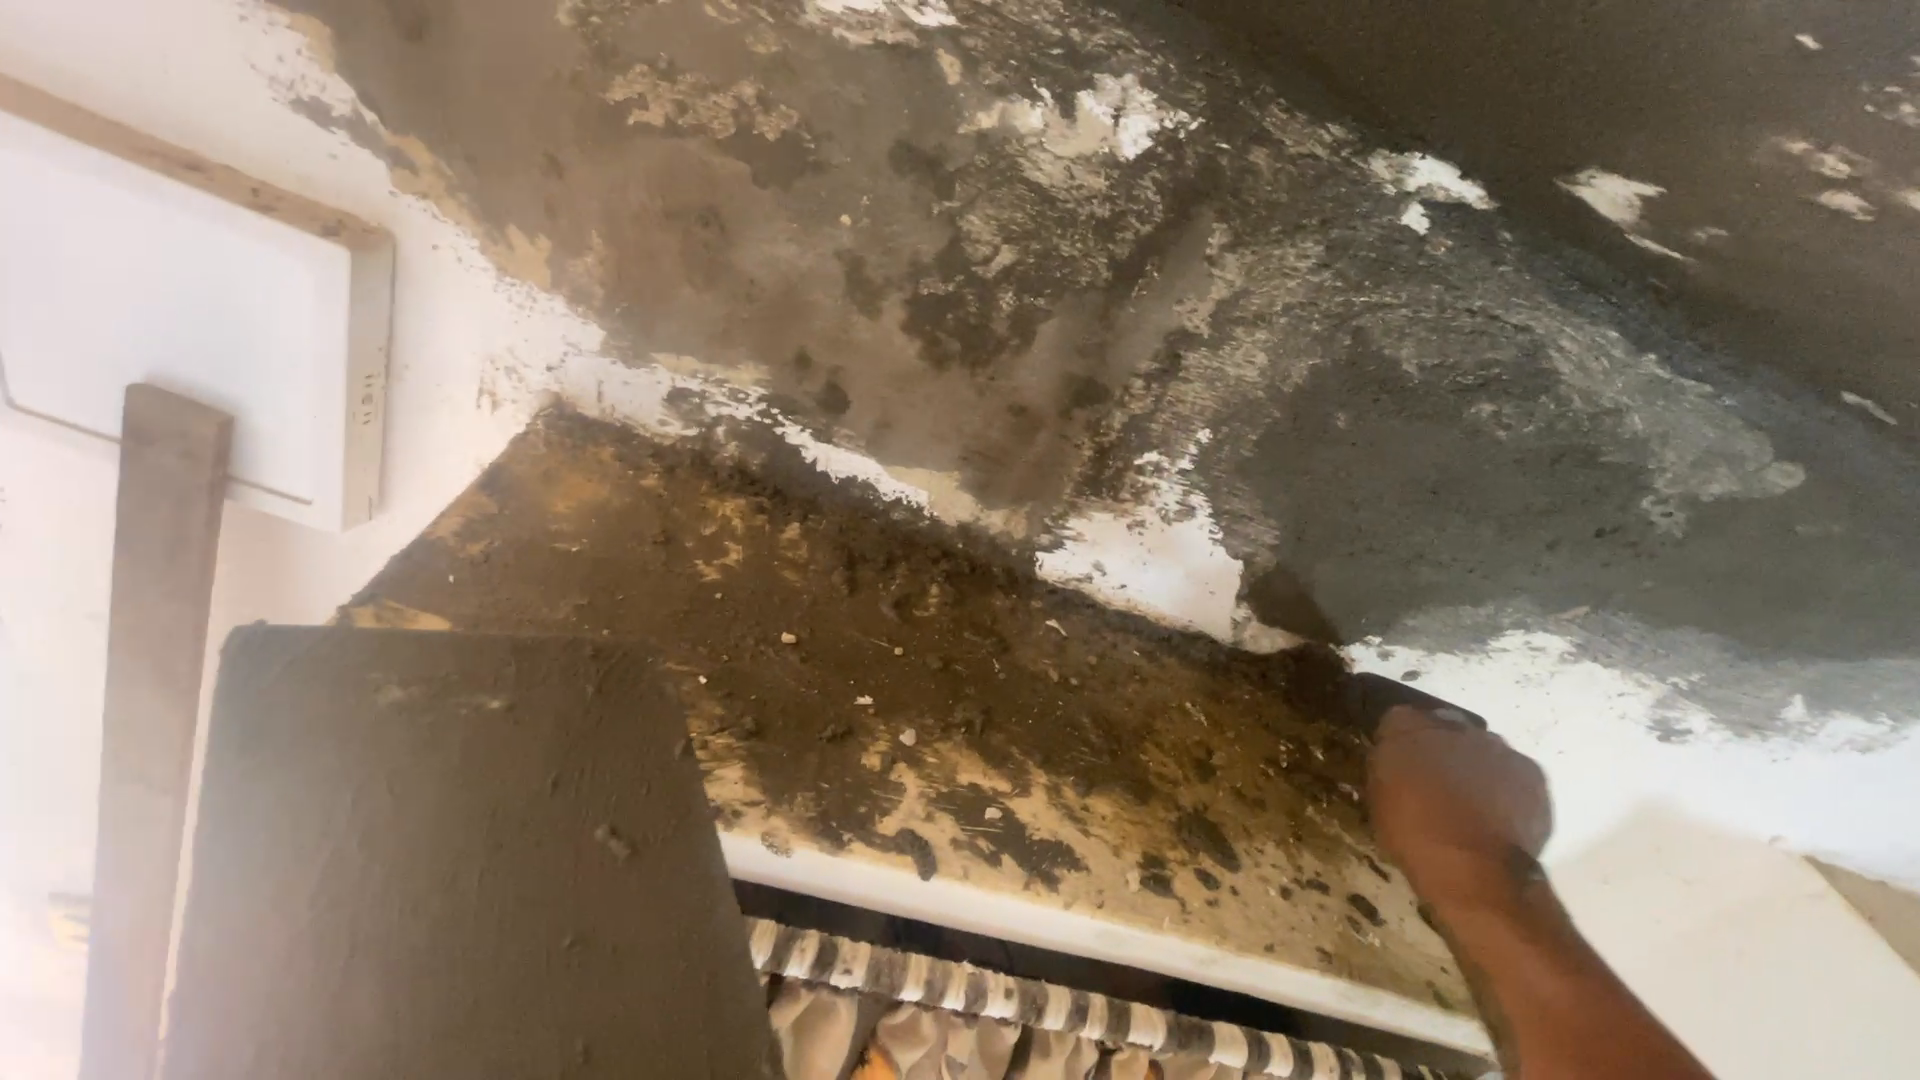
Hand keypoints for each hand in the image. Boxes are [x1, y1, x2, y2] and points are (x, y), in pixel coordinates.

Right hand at [1366, 705, 1551, 912]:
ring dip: (1475, 765)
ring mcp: (1497, 748)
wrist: (1472, 866)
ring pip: (1482, 748)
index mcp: (1407, 727)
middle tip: (1435, 782)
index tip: (1399, 764)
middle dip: (1441, 748)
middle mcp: (1454, 726)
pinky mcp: (1532, 774)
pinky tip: (1498, 814)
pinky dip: (1506, 786)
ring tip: (1470, 802)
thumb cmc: (1411, 832)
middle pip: (1445, 727)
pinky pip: (1513, 772)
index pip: (1398, 719)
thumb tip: (1397, 758)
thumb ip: (1388, 765)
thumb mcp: (1378, 795)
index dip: (1399, 741)